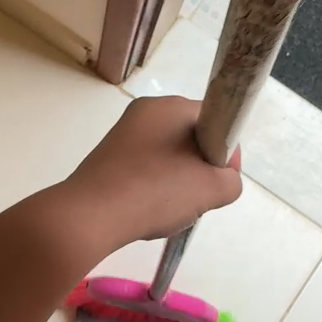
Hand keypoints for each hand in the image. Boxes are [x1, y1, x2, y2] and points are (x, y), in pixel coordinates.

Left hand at [54, 95, 242, 252]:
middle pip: (191, 138)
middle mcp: (145, 112)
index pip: (217, 119)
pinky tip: (149, 209)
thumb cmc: (154, 192)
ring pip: (168, 156)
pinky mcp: (108, 158)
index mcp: (170, 105)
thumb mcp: (211, 189)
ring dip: (178, 181)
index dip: (227, 151)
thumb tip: (221, 179)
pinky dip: (153, 187)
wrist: (91, 216)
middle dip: (202, 168)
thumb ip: (230, 180)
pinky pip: (145, 168)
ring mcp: (123, 134)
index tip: (222, 179)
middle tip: (198, 198)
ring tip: (171, 208)